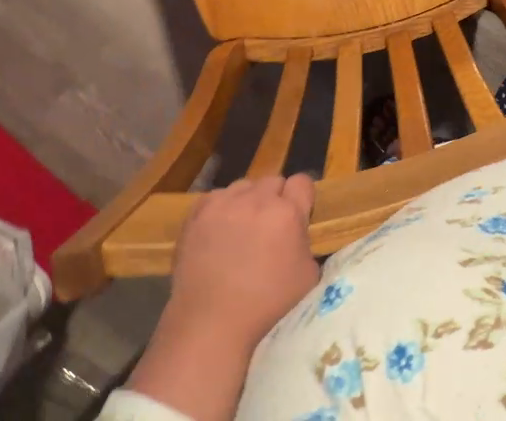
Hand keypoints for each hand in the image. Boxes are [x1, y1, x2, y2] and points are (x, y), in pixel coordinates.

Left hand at [168, 174, 319, 346]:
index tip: (298, 216)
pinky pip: (216, 197)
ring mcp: (223, 204)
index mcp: (288, 213)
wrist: (211, 324)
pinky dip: (221, 208)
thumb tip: (298, 234)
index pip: (302, 181)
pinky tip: (218, 231)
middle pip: (273, 181)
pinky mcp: (197, 214)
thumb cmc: (267, 306)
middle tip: (270, 227)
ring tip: (241, 228)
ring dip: (248, 201)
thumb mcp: (308, 277)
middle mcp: (256, 200)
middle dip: (275, 199)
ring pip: (244, 186)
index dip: (302, 198)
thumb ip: (307, 244)